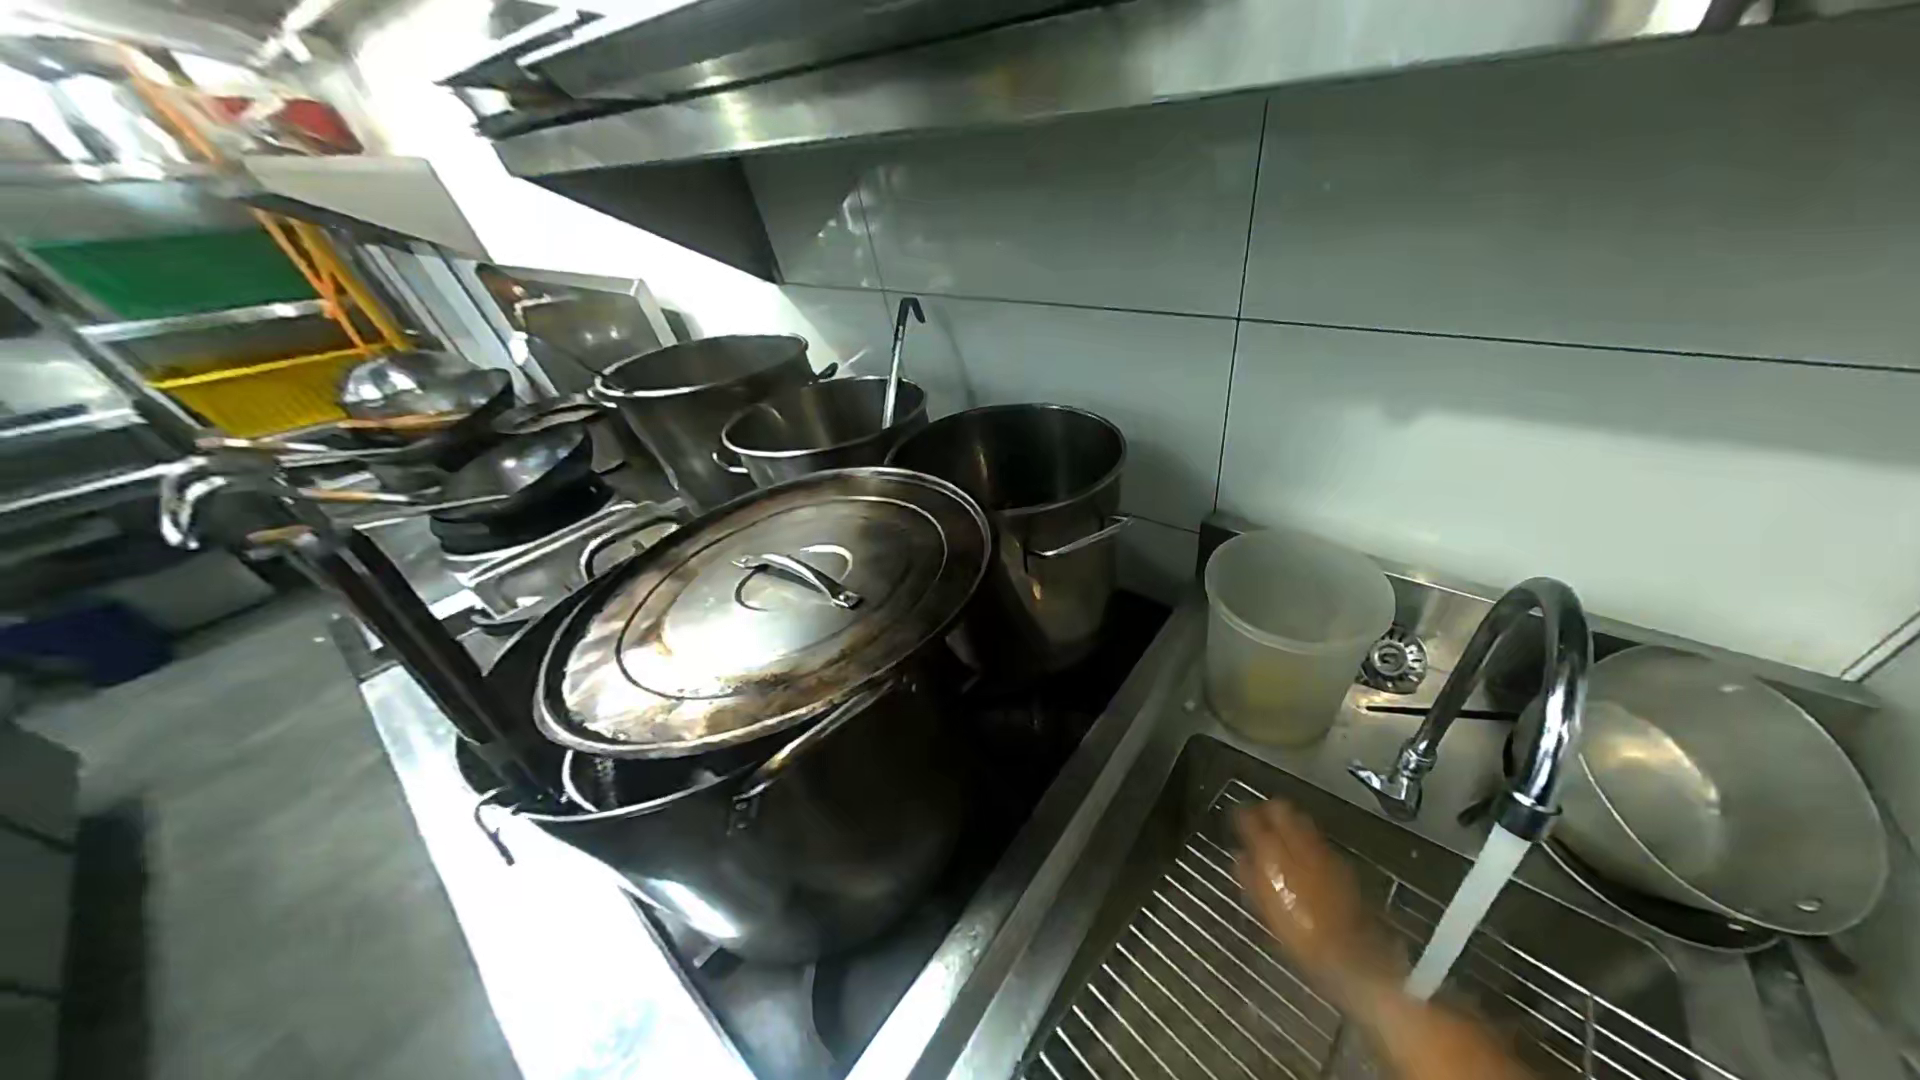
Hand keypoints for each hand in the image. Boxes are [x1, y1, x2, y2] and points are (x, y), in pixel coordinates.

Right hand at [1233, 799, 1400, 998]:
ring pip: (1301, 819)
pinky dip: (1306, 836)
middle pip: (1281, 809)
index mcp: (1274, 857)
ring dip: (1289, 819)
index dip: (1243, 814)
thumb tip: (1239, 856)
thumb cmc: (1303, 940)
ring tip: (1280, 829)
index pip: (1252, 820)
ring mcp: (1323, 852)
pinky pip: (1316, 837)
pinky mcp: (1341, 862)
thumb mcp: (1268, 911)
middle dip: (1268, 810)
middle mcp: (1299, 846)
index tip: (1237, 815)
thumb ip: (1250, 878)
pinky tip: (1303, 849)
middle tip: (1260, 817)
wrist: (1356, 958)